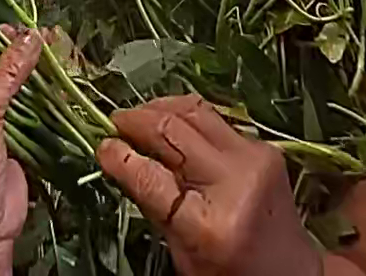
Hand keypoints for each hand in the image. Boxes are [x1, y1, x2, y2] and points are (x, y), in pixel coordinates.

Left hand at [0, 27, 43, 275]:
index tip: (14, 23)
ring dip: (33, 70)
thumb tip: (31, 35)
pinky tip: (59, 77)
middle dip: (16, 52)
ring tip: (55, 46)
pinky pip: (29, 109)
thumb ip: (5, 74)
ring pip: (13, 88)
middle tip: (41, 32)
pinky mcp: (13, 139)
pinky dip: (44, 94)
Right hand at [98, 95, 323, 275]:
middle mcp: (234, 183)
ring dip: (160, 107)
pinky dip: (186, 116)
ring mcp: (253, 158)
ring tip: (139, 116)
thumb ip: (152, 201)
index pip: (151, 178)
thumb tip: (115, 153)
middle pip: (171, 129)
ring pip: (193, 109)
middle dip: (136, 120)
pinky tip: (172, 123)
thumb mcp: (183, 254)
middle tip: (115, 122)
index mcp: (209, 226)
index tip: (102, 144)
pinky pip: (214, 117)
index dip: (120, 156)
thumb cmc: (229, 274)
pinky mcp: (264, 145)